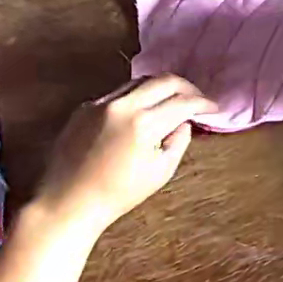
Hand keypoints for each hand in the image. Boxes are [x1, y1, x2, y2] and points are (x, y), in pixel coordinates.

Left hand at [28, 75, 216, 240]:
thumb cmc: (118, 194)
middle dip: (186, 87)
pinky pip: (117, 93)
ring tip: (171, 100)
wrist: (69, 200)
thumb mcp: (160, 172)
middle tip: (197, 98)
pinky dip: (135, 97)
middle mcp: (122, 105)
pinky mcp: (84, 107)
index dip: (203, 103)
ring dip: (160, 87)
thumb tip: (184, 122)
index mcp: (143, 123)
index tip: (213, 107)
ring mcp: (100, 103)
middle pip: (163, 80)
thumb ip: (178, 142)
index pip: (182, 102)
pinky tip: (141, 112)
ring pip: (139, 81)